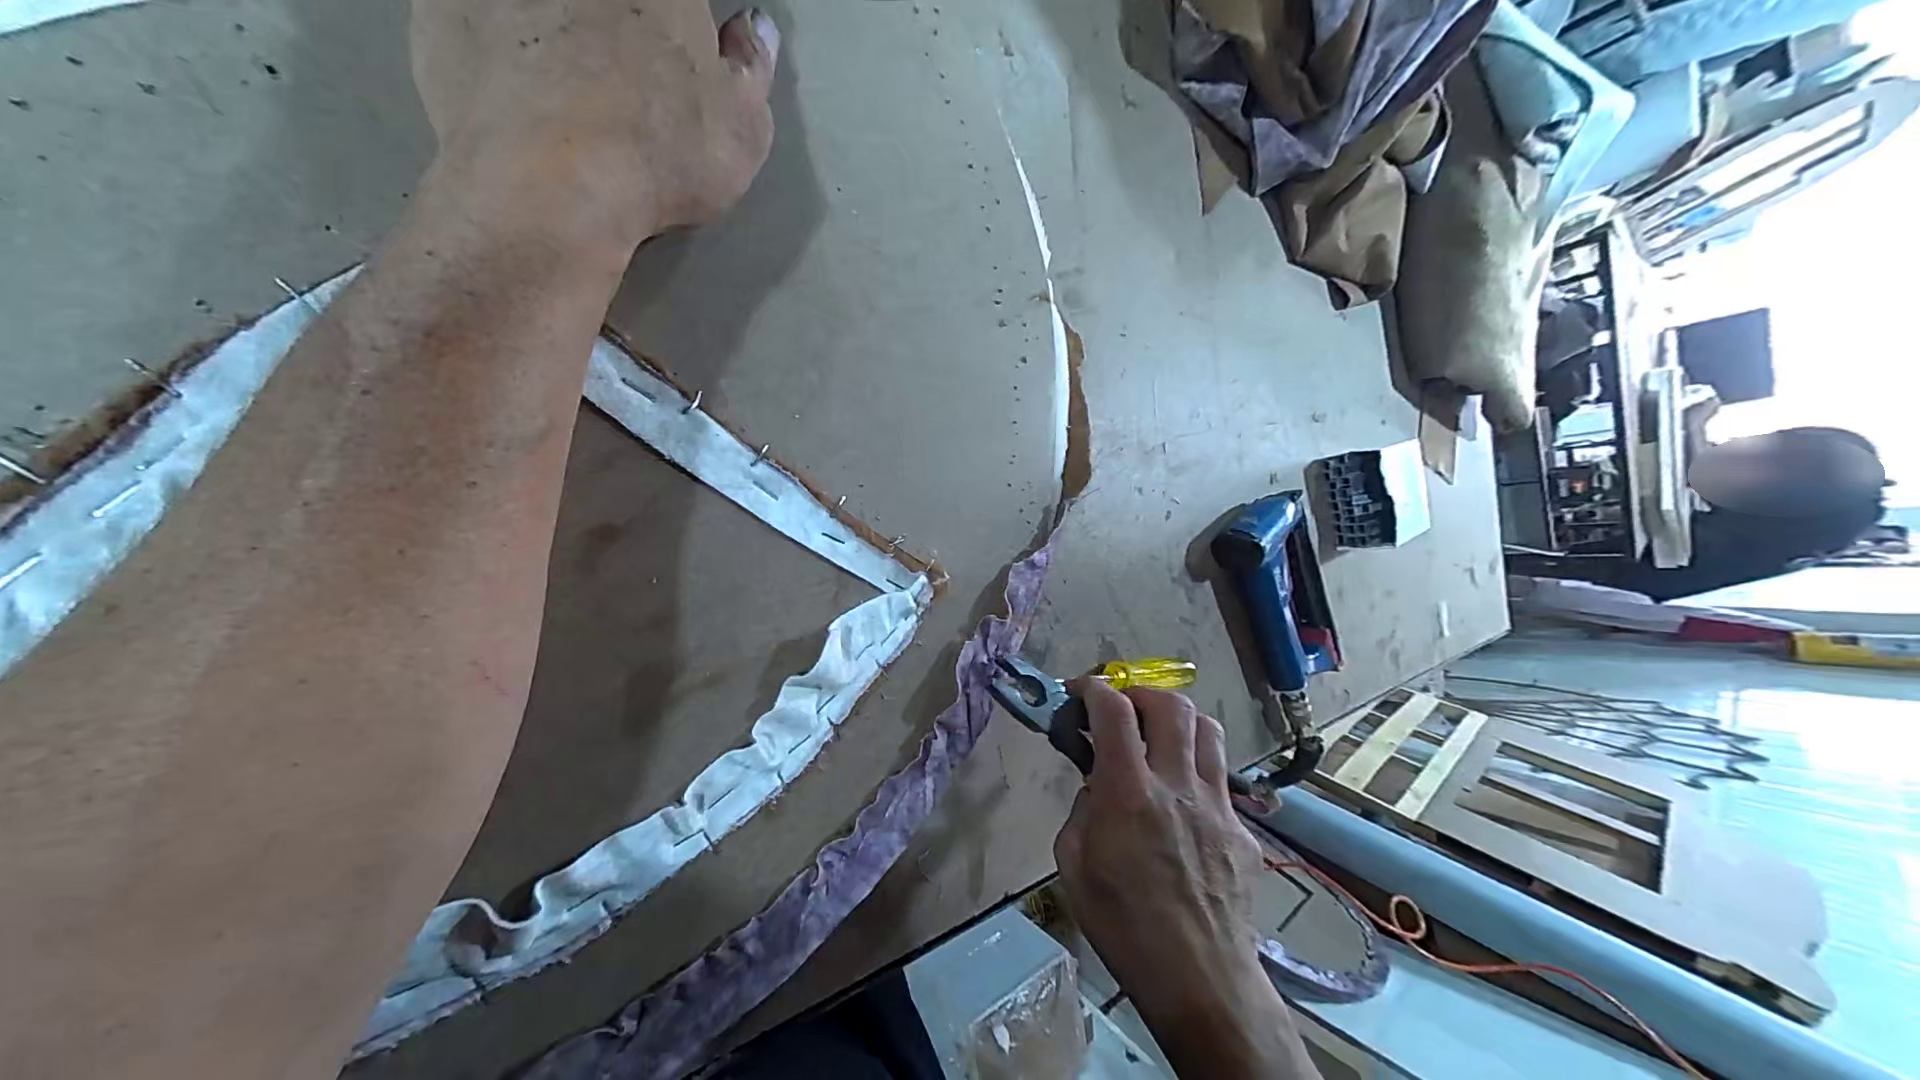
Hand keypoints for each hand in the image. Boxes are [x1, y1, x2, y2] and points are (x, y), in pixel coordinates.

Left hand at [410, 0, 779, 255]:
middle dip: (615, 26)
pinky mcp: (441, 10)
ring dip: (552, 31)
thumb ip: (751, 69)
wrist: (554, 187)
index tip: (679, 56)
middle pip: (607, 4)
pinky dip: (495, 42)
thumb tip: (752, 32)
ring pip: (541, 12)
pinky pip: (474, 16)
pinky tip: (518, 95)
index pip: (678, 0)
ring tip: (573, 93)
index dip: (679, 26)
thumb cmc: (663, 153)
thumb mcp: (743, 129)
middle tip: (625, 80)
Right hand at [1053, 680, 1317, 1077]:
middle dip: (1140, 693)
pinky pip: (1222, 778)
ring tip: (1159, 738)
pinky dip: (1197, 770)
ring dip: (1178, 721)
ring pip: (1208, 730)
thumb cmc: (1123, 925)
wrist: (1200, 980)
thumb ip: (1082, 810)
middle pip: (1171, 705)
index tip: (1081, 689)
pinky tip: (1184, 800)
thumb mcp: (1073, 865)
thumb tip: (1097, 785)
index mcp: (1129, 794)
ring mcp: (1218, 805)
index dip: (1094, 687)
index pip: (1114, 711)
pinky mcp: (1243, 829)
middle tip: (1122, 709)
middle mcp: (1178, 786)